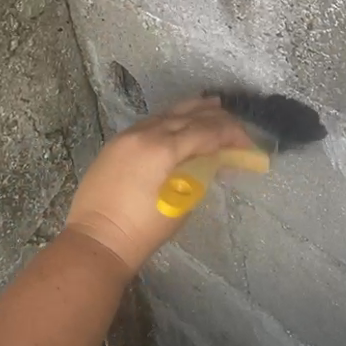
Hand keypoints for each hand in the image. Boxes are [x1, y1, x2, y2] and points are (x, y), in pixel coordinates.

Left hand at [63, 97, 255, 272]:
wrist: (97, 239)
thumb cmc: (143, 230)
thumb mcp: (181, 202)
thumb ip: (199, 173)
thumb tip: (213, 159)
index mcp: (163, 148)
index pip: (206, 131)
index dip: (231, 134)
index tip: (248, 143)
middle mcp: (146, 133)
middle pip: (188, 116)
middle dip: (216, 119)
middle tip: (237, 125)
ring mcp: (129, 134)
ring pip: (168, 113)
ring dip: (193, 110)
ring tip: (214, 106)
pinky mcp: (118, 141)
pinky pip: (151, 121)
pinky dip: (172, 118)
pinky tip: (180, 120)